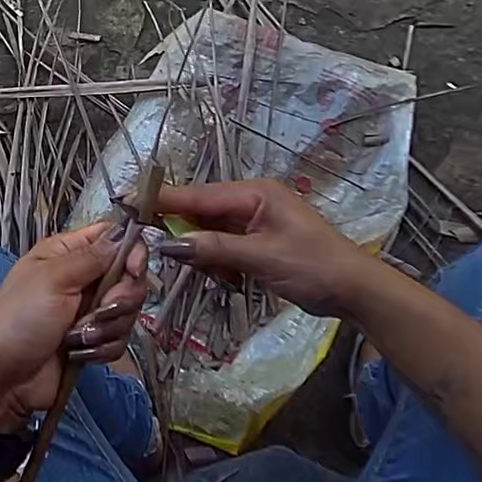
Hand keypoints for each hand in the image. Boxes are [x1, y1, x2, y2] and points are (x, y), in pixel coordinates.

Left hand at [0, 222, 146, 429]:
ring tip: (77, 338)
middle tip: (100, 311)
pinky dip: (103, 347)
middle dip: (121, 298)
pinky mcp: (95, 338)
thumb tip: (125, 236)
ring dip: (106, 327)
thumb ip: (93, 256)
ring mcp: (90, 310)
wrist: (2, 381)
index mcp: (69, 253)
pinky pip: (121, 337)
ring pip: (128, 309)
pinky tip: (79, 353)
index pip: (115, 237)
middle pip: (130, 276)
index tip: (134, 271)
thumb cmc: (19, 320)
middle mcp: (84, 277)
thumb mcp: (53, 279)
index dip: (132, 251)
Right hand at [155, 180, 389, 318]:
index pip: (199, 195)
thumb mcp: (261, 257)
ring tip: (219, 274)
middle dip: (185, 234)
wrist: (353, 288)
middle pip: (203, 212)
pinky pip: (227, 246)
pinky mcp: (261, 241)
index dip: (163, 199)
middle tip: (160, 252)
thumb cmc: (312, 266)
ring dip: (207, 254)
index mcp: (255, 194)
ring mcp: (258, 221)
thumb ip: (214, 249)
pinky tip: (228, 278)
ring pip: (213, 233)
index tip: (127, 199)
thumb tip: (170, 243)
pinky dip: (221, 262)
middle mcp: (253, 201)